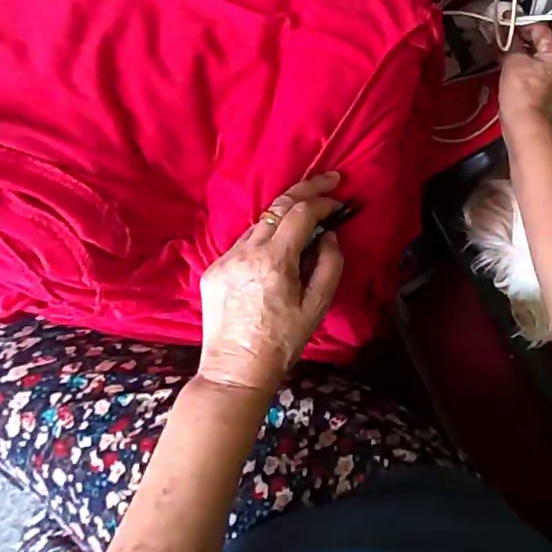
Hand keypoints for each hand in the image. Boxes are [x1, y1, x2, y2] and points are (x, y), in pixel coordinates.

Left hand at [197, 173, 345, 393]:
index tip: (339, 200)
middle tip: (329, 180)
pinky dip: (264, 238)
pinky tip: (276, 250)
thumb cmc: (282, 342)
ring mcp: (225, 259)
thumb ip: (329, 264)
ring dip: (284, 216)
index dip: (322, 201)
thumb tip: (327, 236)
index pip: (300, 213)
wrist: (235, 371)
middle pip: (278, 206)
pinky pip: (244, 243)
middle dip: (306, 189)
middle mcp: (246, 252)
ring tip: (305, 219)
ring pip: (260, 224)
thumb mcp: (317, 306)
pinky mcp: (213, 269)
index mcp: (274, 261)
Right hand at [498, 23, 551, 126]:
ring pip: (532, 53)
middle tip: (500, 33)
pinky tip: (504, 57)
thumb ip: (513, 43)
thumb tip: (509, 33)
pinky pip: (529, 64)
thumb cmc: (520, 87)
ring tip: (500, 44)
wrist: (521, 118)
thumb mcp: (514, 59)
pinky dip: (518, 59)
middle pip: (538, 41)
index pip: (541, 29)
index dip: (522, 24)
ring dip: (517, 48)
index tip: (504, 24)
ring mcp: (549, 73)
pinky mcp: (539, 82)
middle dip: (519, 36)